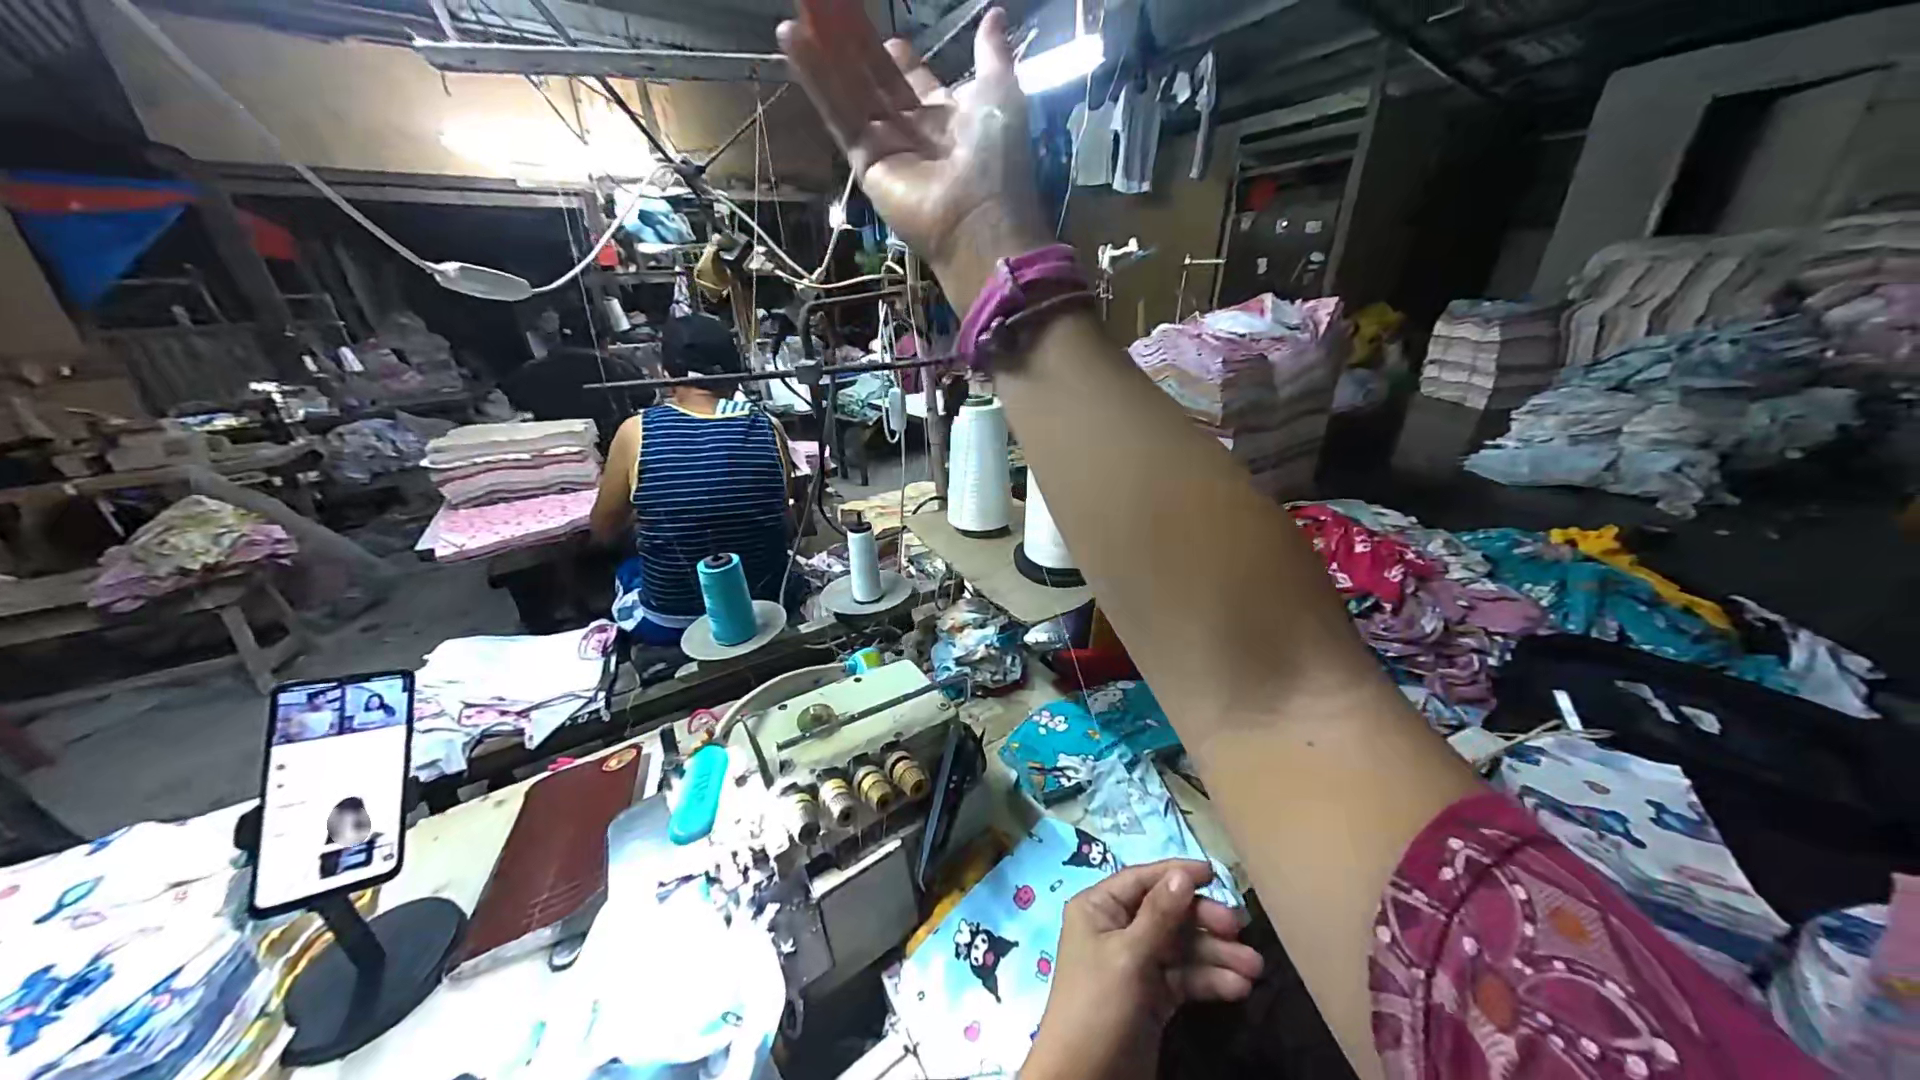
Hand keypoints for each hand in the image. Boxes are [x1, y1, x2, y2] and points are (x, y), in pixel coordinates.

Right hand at [777, 1, 1051, 305]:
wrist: (979, 218)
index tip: (885, 34)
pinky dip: (815, 78)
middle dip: (852, 41)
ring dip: (824, 51)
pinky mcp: (865, 163)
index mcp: (946, 117)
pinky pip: (838, 115)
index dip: (896, 55)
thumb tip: (995, 15)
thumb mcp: (1001, 92)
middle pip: (875, 78)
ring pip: (850, 91)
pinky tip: (791, 38)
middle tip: (826, 2)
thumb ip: (991, 55)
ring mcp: (887, 148)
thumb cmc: (996, 156)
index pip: (912, 80)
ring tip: (798, 11)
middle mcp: (913, 131)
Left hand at [1023, 861, 1263, 1079]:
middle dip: (1203, 920)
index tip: (1215, 874)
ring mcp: (1135, 963)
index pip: (1142, 880)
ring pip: (1181, 947)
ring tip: (1255, 968)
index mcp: (1098, 908)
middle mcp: (1116, 929)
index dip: (1176, 874)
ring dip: (1216, 955)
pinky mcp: (1153, 996)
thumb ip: (1159, 914)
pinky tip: (1238, 988)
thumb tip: (1183, 874)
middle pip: (1167, 912)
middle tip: (1239, 928)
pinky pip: (1185, 978)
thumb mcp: (1128, 954)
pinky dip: (1210, 981)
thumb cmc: (1099, 1005)